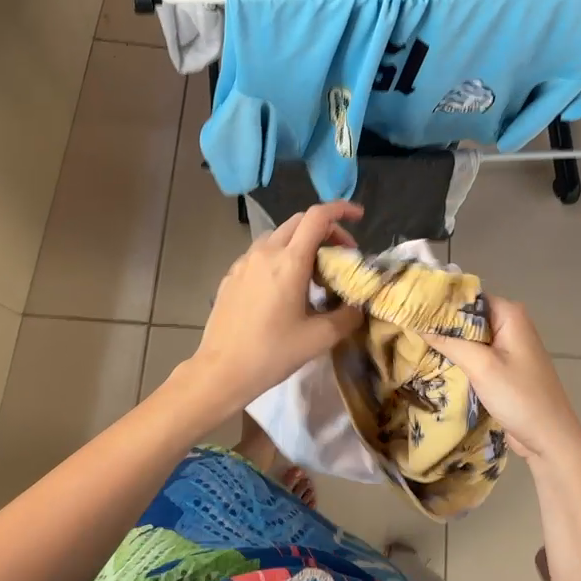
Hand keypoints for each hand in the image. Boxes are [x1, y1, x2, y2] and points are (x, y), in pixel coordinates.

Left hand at [179, 202, 365, 415]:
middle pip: (299, 221)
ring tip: (313, 272)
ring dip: (301, 242)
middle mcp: (266, 253)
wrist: (221, 371)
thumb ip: (347, 316)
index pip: (317, 217)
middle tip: (340, 253)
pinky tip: (284, 287)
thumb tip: (359, 305)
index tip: (358, 216)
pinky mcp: (231, 275)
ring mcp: (244, 262)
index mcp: (290, 261)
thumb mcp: (319, 338)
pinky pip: (261, 253)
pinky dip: (280, 256)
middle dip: (325, 229)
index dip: (341, 209)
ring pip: (278, 235)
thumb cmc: (272, 353)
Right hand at [423, 296, 580, 460]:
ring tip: (413, 341)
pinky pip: (477, 353)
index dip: (440, 302)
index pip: (467, 297)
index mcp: (510, 313)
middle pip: (468, 315)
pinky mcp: (505, 366)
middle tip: (408, 326)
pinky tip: (435, 361)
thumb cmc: (519, 397)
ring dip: (448, 341)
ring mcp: (509, 346)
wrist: (550, 439)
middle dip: (441, 323)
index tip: (411, 308)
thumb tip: (418, 321)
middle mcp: (511, 323)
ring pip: (470, 336)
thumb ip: (449, 341)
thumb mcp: (481, 367)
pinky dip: (459, 356)